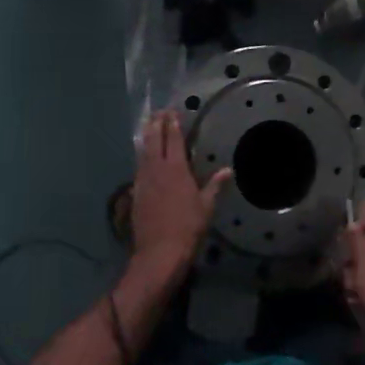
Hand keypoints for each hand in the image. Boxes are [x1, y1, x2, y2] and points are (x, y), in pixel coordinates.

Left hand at [131, 110, 230, 273]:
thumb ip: (215, 185)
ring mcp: (143, 180)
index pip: (173, 139)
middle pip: (153, 140)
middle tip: (158, 112)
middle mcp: (156, 169)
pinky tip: (142, 157)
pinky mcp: (135, 193)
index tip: (172, 112)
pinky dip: (141, 156)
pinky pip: (138, 167)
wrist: (159, 252)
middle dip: (156, 124)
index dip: (172, 124)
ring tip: (147, 125)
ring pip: (142, 152)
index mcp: (176, 168)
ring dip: (145, 136)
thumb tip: (228, 170)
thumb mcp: (206, 206)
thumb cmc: (187, 227)